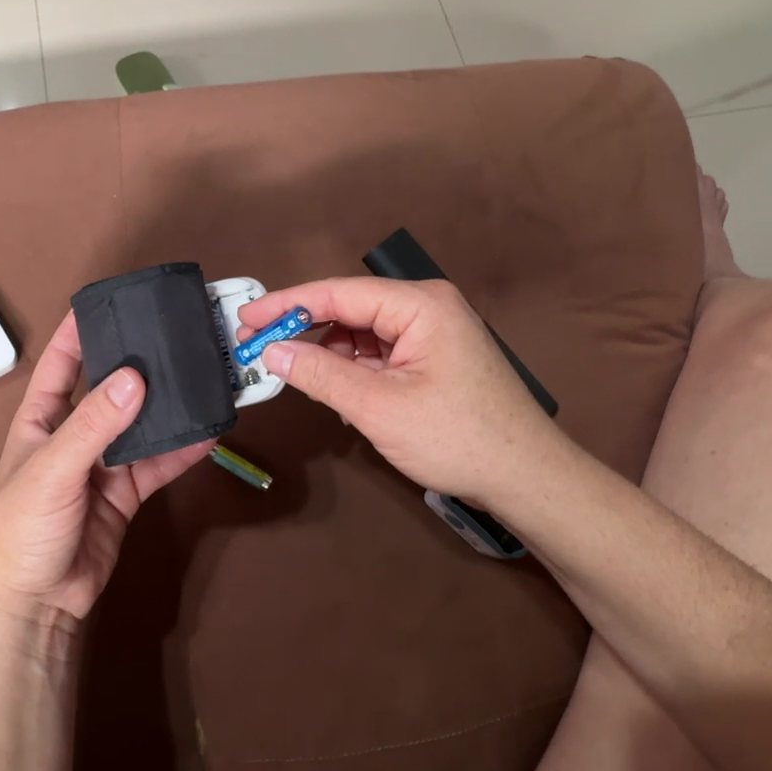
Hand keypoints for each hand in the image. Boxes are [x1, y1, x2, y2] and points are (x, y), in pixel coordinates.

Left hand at [0, 312, 212, 629]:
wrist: (36, 603)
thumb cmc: (23, 528)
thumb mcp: (52, 470)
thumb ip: (94, 425)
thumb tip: (136, 377)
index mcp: (41, 419)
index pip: (62, 362)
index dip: (82, 330)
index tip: (116, 300)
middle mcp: (73, 434)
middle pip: (111, 389)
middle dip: (140, 364)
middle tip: (177, 336)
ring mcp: (103, 464)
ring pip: (141, 425)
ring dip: (169, 407)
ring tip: (203, 378)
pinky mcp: (126, 493)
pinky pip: (158, 462)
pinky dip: (182, 449)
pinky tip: (209, 431)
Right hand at [237, 278, 563, 506]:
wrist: (525, 477)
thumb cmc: (456, 437)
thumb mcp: (378, 407)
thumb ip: (320, 374)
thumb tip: (271, 352)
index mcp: (420, 304)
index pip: (338, 293)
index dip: (287, 305)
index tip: (246, 320)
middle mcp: (427, 306)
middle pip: (350, 309)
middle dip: (306, 330)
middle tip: (259, 349)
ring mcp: (434, 332)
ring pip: (363, 333)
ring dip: (331, 354)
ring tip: (299, 378)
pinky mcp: (435, 357)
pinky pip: (381, 352)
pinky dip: (355, 370)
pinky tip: (340, 392)